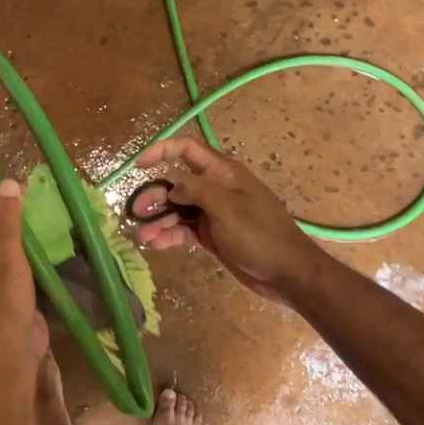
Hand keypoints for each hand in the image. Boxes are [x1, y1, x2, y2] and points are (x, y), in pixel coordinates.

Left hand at [0, 179, 46, 360]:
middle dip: (23, 217)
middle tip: (51, 204)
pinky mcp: (16, 291)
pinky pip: (29, 266)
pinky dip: (43, 257)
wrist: (10, 352)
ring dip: (36, 237)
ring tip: (62, 219)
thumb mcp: (4, 253)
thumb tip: (8, 182)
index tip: (28, 190)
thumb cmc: (0, 300)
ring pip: (17, 247)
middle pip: (0, 227)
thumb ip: (6, 218)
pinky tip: (66, 246)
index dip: (0, 198)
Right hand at [130, 138, 326, 300]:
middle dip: (154, 196)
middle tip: (136, 211)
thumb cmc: (260, 235)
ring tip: (142, 237)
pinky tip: (155, 245)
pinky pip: (183, 230)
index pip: (187, 150)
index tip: (139, 165)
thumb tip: (169, 183)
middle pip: (176, 184)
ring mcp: (212, 213)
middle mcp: (215, 189)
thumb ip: (195, 190)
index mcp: (222, 174)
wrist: (287, 274)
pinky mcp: (210, 235)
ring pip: (176, 210)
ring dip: (158, 220)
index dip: (162, 151)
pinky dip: (168, 235)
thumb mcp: (227, 208)